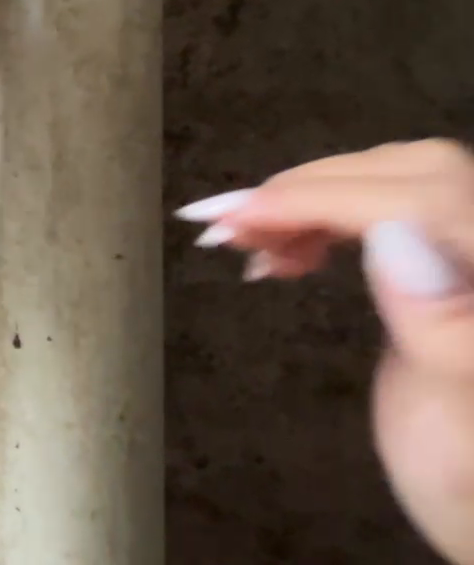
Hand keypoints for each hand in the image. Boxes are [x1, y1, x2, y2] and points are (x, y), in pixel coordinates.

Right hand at [178, 140, 473, 563]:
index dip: (321, 200)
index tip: (226, 220)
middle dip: (306, 189)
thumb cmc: (473, 498)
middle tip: (222, 230)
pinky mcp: (458, 264)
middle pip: (419, 173)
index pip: (429, 202)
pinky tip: (284, 249)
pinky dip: (322, 210)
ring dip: (305, 197)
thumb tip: (396, 236)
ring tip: (242, 243)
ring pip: (400, 179)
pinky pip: (395, 201)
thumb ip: (448, 338)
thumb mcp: (456, 440)